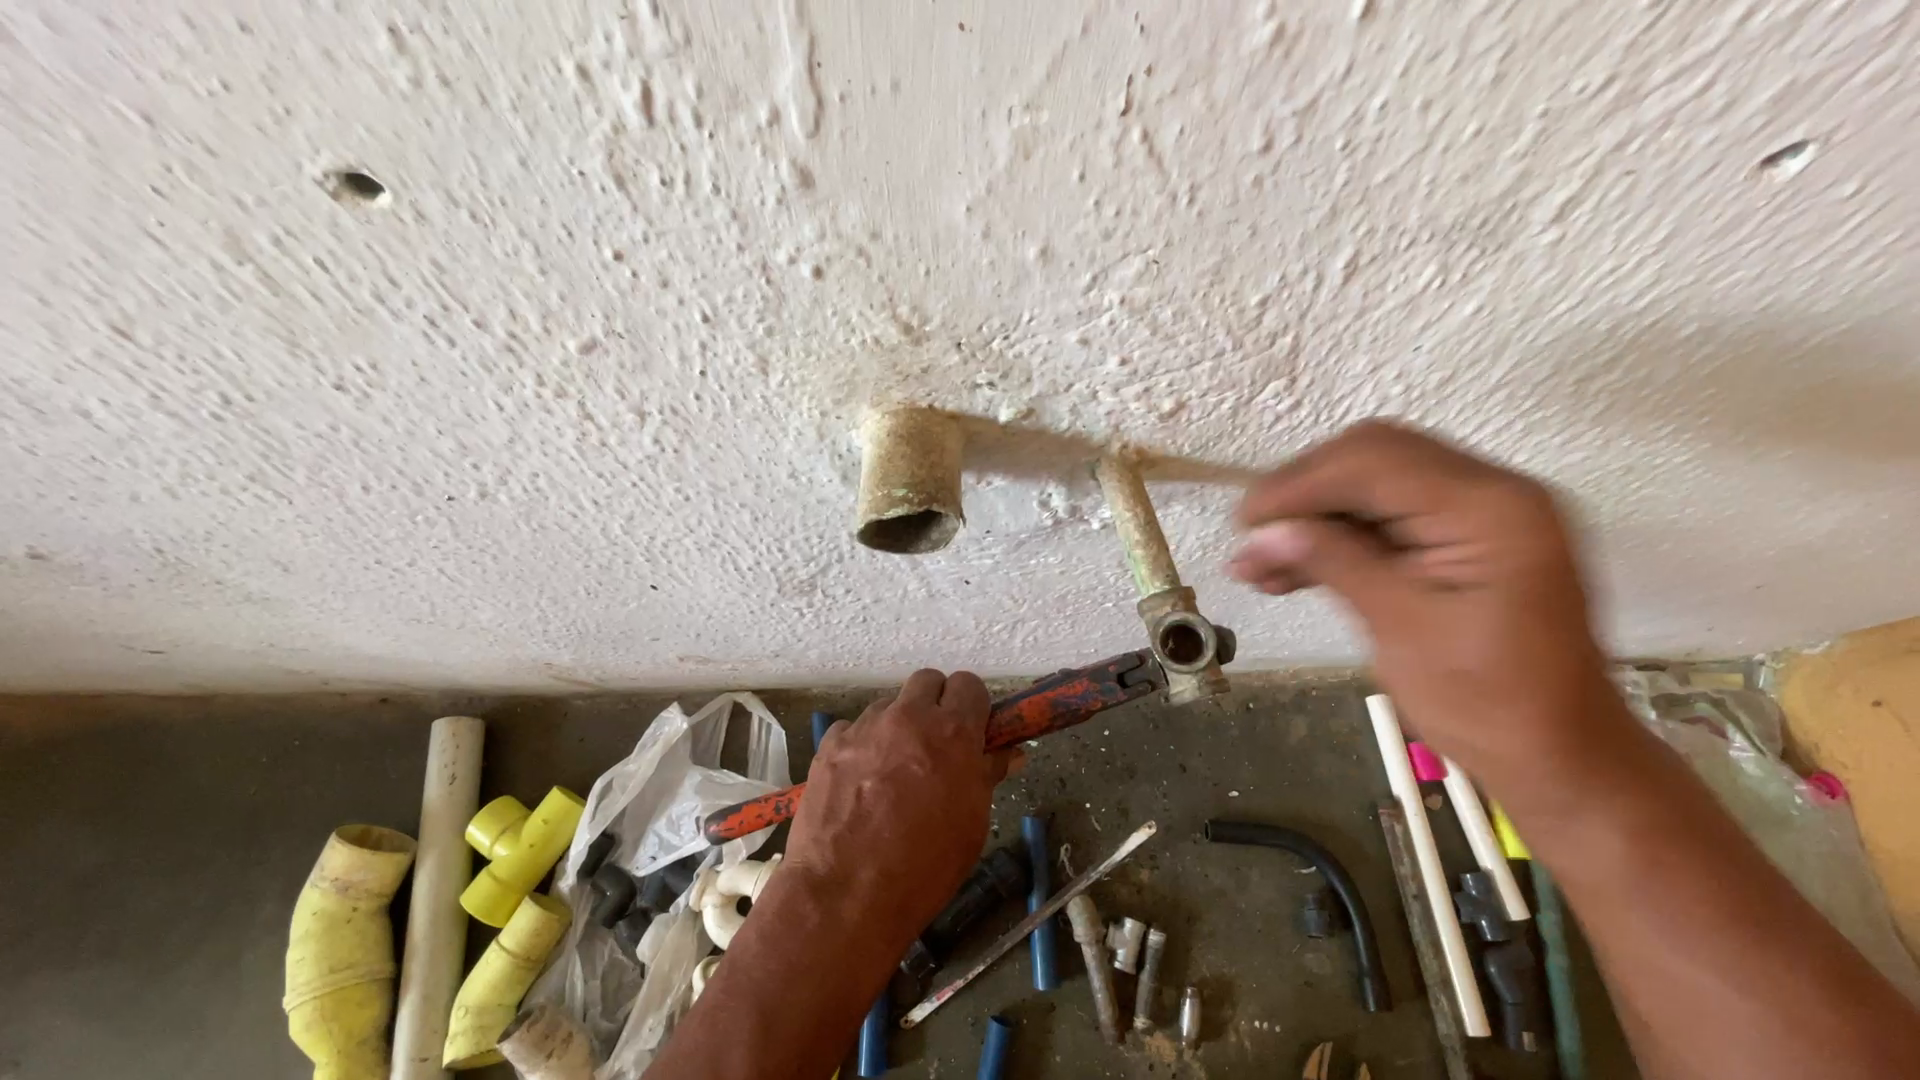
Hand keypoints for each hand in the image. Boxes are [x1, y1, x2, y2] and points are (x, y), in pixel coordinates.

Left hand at [780, 669, 1014, 950]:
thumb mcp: (972, 824)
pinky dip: (862, 747)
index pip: (970, 686)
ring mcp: (864, 728)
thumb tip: (1006, 752)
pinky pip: (853, 730)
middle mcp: (907, 718)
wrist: (845, 895)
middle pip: (927, 681)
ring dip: (898, 727)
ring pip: (888, 706)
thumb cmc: (924, 867)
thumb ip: (986, 776)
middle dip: (936, 705)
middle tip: (936, 744)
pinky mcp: (829, 745)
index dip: (973, 707)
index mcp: (952, 733)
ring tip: (893, 772)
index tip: (972, 730)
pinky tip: (860, 785)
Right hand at [1228, 420, 1625, 782]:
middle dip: (1303, 495)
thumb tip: (1265, 531)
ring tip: (1258, 565)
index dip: (1298, 484)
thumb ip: (1335, 564)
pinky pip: (1389, 518)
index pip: (1374, 462)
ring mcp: (1483, 514)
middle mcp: (1493, 493)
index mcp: (1491, 509)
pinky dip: (1339, 539)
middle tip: (1253, 539)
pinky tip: (1291, 571)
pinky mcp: (1467, 539)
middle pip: (1374, 459)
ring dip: (1314, 520)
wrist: (1559, 756)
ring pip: (1373, 486)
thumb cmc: (1487, 704)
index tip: (1244, 522)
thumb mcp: (1401, 630)